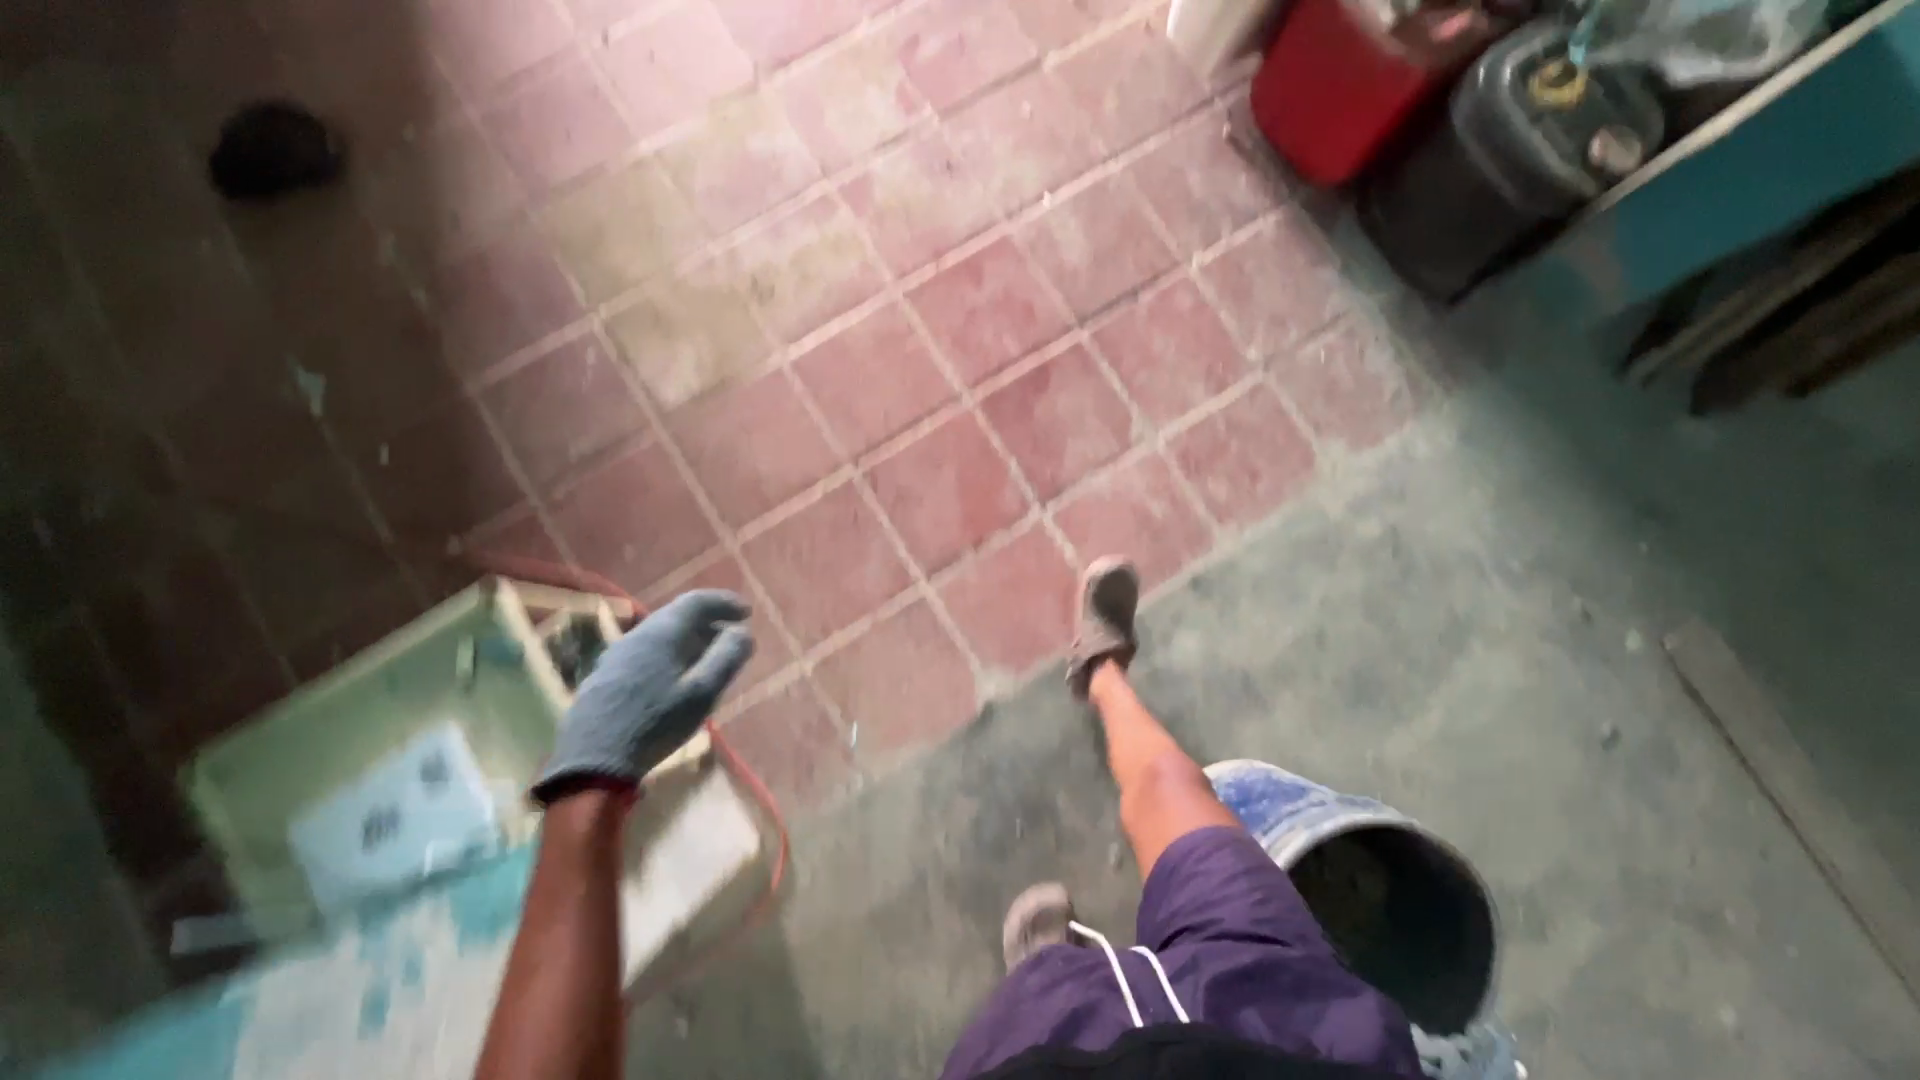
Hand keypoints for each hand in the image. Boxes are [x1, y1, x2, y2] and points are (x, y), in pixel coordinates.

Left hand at [530, 589, 753, 805]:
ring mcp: (617, 654)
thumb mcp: (702, 692)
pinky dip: (671, 654)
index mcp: (662, 632)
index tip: (747, 613)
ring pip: (661, 635)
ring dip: (690, 640)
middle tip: (732, 638)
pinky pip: (647, 652)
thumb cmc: (656, 723)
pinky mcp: (606, 676)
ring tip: (708, 660)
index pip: (697, 600)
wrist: (592, 760)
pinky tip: (675, 679)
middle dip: (709, 622)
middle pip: (678, 615)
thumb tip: (742, 631)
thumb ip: (727, 657)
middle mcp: (637, 634)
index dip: (725, 602)